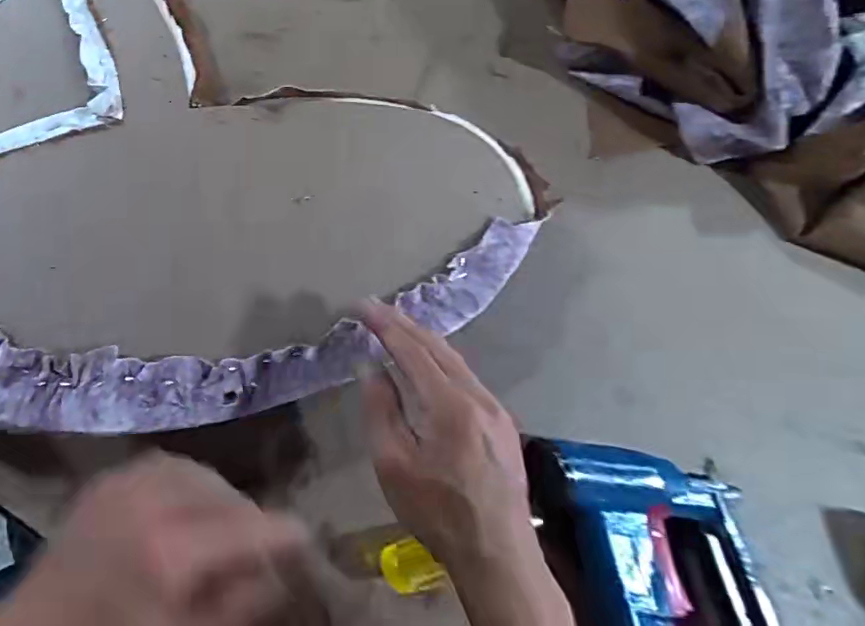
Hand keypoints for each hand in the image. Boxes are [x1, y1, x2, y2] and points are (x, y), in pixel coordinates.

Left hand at [0, 452, 308, 625]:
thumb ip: (242, 602)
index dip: (286, 533)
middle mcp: (153, 499)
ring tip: (225, 526)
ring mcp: (128, 480)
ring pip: (200, 472)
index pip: (250, 527)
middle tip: (259, 544)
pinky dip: (189, 481)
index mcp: (173, 551)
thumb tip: (286, 568)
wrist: (40, 625)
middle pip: (227, 493)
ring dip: (221, 496)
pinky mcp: (112, 474)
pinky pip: (168, 464)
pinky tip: (188, 506)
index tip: (306, 539)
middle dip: (250, 517)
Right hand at [358, 299, 572, 625]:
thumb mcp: (393, 464)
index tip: (361, 307)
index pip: (412, 350)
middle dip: (403, 323)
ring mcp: (495, 408)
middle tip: (375, 307)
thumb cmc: (437, 512)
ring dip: (423, 338)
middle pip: (436, 347)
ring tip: (397, 325)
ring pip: (455, 359)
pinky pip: (466, 376)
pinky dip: (441, 358)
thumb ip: (380, 409)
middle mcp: (478, 396)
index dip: (385, 325)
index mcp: (450, 404)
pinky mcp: (502, 423)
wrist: (499, 556)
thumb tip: (371, 367)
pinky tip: (428, 361)